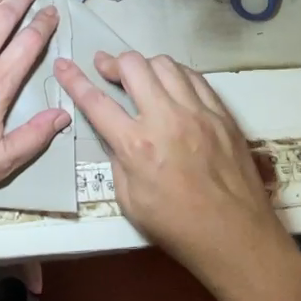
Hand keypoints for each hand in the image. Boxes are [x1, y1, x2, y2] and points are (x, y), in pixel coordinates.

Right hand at [55, 51, 300, 300]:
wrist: (237, 238)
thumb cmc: (177, 227)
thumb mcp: (130, 201)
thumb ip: (118, 160)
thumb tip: (116, 135)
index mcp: (137, 145)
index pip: (96, 101)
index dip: (74, 79)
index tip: (63, 64)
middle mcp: (166, 119)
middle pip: (132, 66)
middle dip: (112, 63)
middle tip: (106, 69)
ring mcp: (198, 112)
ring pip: (165, 64)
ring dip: (145, 66)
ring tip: (140, 77)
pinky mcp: (222, 114)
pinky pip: (195, 78)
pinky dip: (176, 75)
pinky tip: (172, 86)